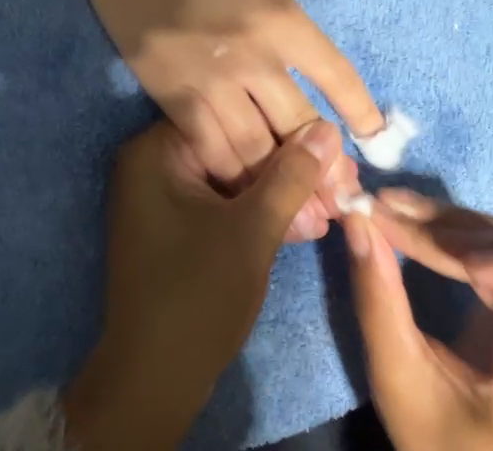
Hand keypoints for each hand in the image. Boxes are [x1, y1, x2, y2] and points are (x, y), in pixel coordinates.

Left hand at [64, 120, 346, 448]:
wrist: (155, 376)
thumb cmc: (198, 293)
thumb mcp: (252, 229)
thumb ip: (290, 176)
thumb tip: (328, 128)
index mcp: (155, 149)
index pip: (230, 116)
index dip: (288, 131)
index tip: (336, 149)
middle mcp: (150, 162)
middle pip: (233, 147)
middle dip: (288, 169)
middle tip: (342, 182)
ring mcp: (158, 194)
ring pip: (232, 178)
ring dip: (279, 194)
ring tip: (331, 209)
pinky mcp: (172, 224)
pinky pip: (221, 202)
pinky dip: (257, 212)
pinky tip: (304, 224)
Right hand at [77, 0, 382, 190]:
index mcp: (281, 17)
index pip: (335, 74)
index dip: (360, 112)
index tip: (374, 138)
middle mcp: (252, 56)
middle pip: (297, 126)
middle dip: (324, 169)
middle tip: (340, 199)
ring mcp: (208, 79)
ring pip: (252, 148)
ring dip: (278, 184)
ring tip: (299, 212)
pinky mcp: (167, 92)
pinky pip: (204, 144)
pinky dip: (226, 172)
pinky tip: (239, 190)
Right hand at [344, 191, 492, 450]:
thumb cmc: (432, 440)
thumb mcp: (398, 378)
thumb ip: (379, 299)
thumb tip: (357, 219)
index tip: (462, 261)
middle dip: (462, 235)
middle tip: (393, 213)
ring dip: (452, 227)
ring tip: (394, 210)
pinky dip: (456, 242)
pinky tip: (416, 229)